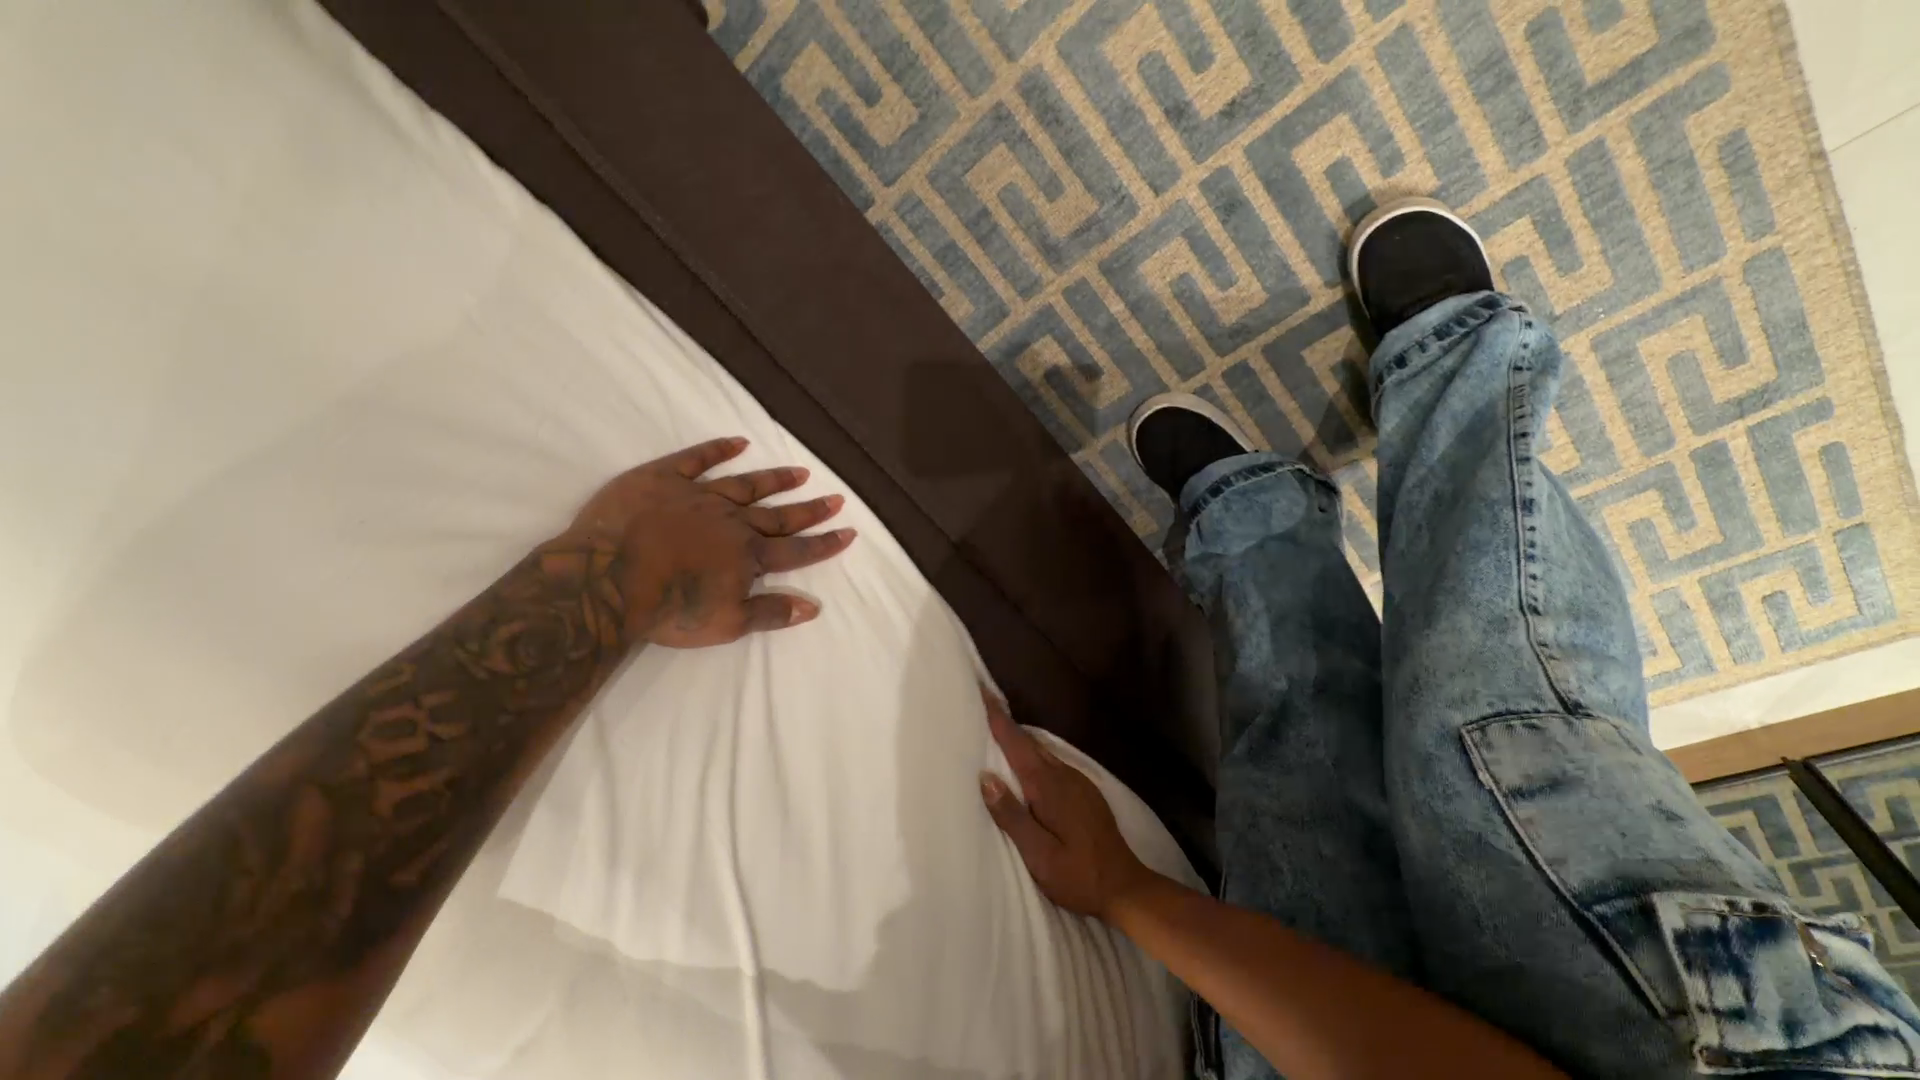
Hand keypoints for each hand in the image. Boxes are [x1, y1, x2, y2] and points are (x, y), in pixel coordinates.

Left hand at [563, 437, 855, 647]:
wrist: (605, 581)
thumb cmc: (666, 609)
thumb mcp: (726, 624)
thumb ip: (771, 613)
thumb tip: (813, 607)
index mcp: (747, 556)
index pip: (795, 550)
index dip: (823, 543)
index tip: (849, 532)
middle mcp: (731, 521)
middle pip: (778, 515)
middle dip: (809, 509)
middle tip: (836, 498)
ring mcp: (697, 496)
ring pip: (745, 484)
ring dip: (774, 479)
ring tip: (800, 472)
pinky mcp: (662, 479)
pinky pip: (696, 459)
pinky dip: (718, 450)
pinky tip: (738, 443)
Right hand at [978, 690, 1159, 920]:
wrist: (1126, 888)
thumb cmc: (1078, 875)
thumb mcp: (1039, 854)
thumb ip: (1012, 815)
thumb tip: (985, 778)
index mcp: (1049, 787)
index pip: (1018, 744)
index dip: (998, 718)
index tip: (982, 691)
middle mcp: (1065, 776)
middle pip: (1030, 743)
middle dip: (1006, 723)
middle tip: (981, 706)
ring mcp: (1079, 784)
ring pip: (1043, 752)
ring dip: (1020, 740)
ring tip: (996, 731)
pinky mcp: (1085, 794)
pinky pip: (1053, 764)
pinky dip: (1034, 756)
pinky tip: (1025, 765)